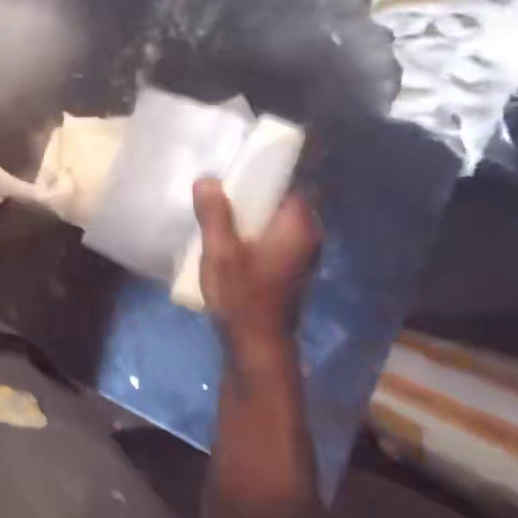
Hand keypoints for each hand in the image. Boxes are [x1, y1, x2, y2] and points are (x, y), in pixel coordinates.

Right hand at [193, 178, 320, 340]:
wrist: (257, 344)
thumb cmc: (242, 295)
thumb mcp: (221, 252)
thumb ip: (214, 214)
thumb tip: (208, 179)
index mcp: (299, 227)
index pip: (289, 185)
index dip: (263, 176)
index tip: (234, 173)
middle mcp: (309, 238)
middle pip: (281, 204)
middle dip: (251, 197)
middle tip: (217, 196)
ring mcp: (302, 257)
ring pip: (276, 224)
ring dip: (250, 219)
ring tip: (217, 218)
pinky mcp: (290, 272)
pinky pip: (273, 240)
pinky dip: (253, 236)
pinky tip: (227, 244)